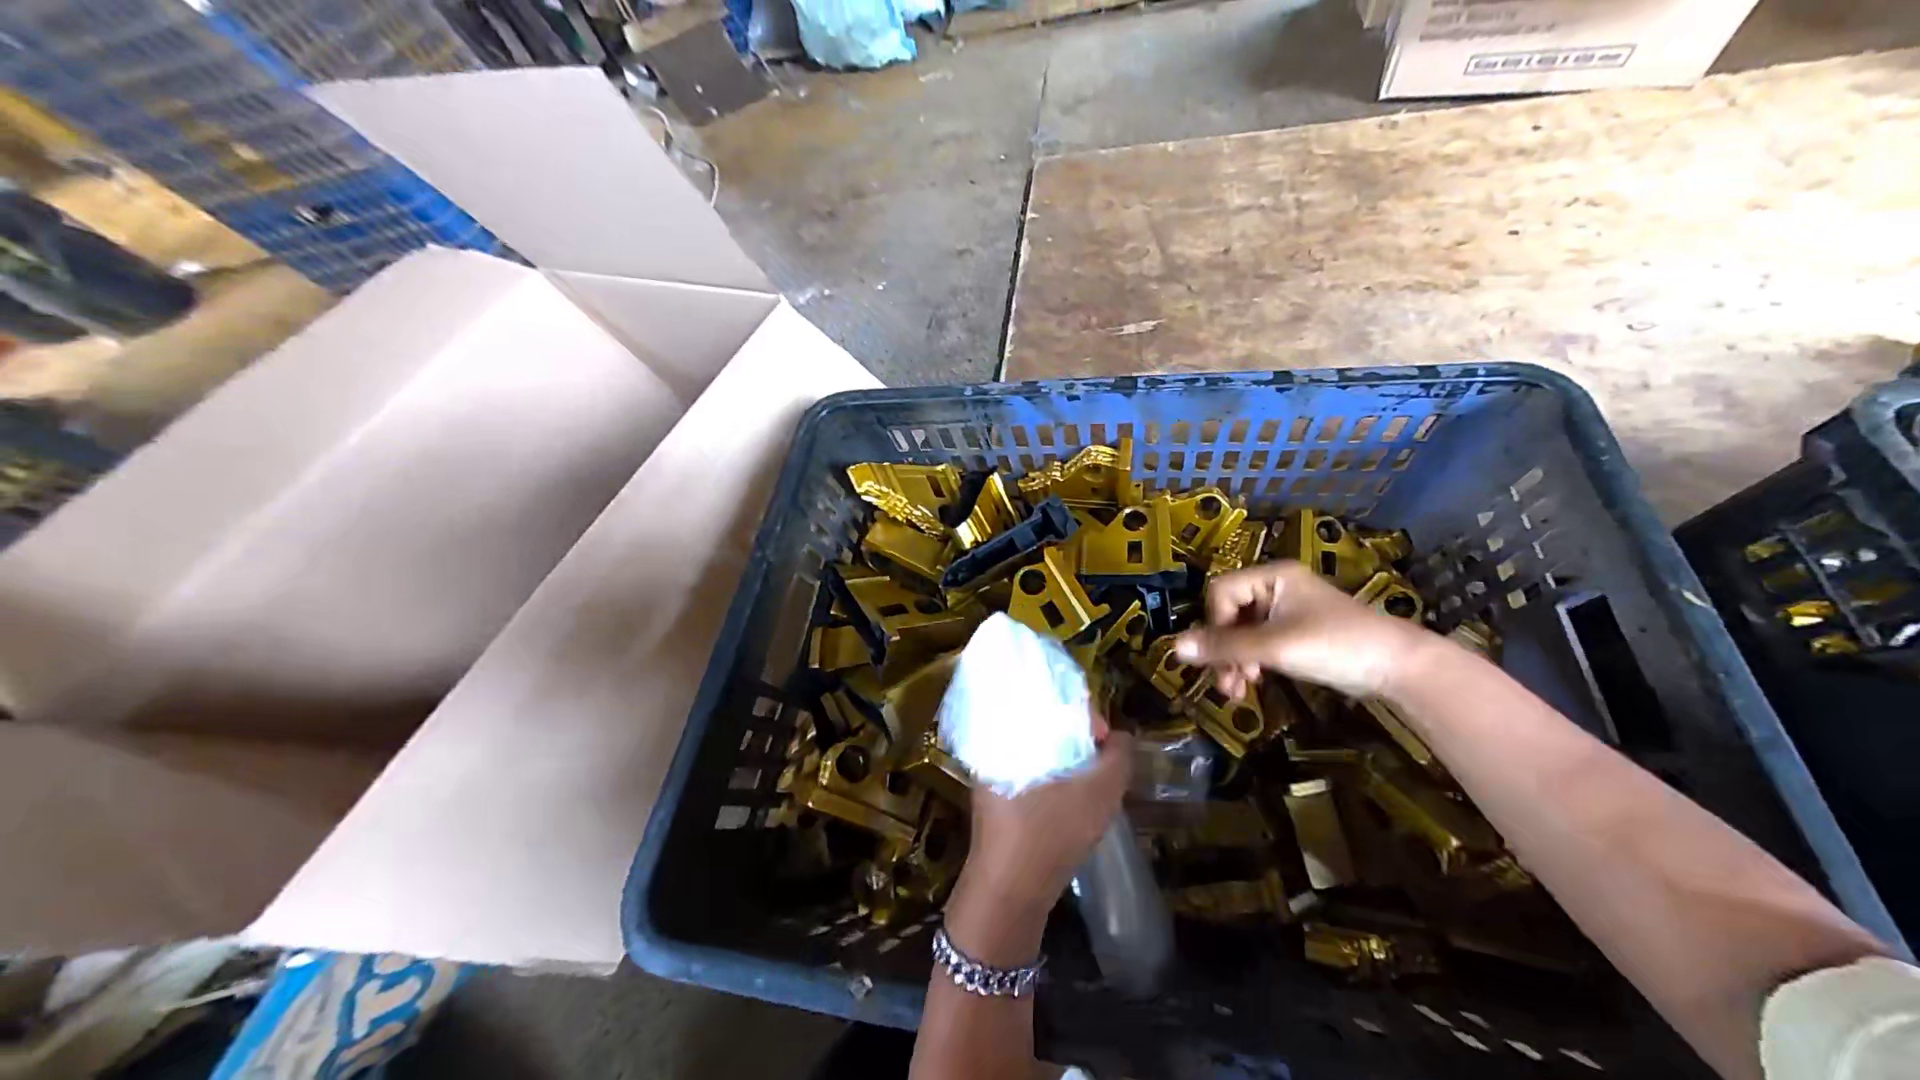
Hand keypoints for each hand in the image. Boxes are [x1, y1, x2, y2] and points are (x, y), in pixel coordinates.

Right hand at [959, 717, 1132, 918]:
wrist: (1005, 894)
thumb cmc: (1012, 824)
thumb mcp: (1002, 770)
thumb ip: (1008, 738)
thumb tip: (1007, 713)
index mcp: (1102, 784)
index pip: (1123, 744)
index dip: (1102, 726)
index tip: (1072, 718)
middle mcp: (1107, 806)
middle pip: (1110, 765)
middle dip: (1085, 744)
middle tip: (1053, 731)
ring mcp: (1094, 830)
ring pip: (1096, 787)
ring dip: (1075, 769)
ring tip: (1040, 757)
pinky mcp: (1078, 847)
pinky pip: (1083, 807)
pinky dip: (1067, 792)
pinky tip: (1034, 789)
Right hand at [1173, 561, 1431, 699]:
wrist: (1397, 668)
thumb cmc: (1336, 645)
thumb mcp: (1275, 646)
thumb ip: (1225, 647)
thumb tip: (1173, 648)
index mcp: (1272, 576)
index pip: (1221, 592)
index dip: (1215, 624)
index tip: (1222, 655)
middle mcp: (1276, 588)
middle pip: (1229, 614)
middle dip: (1224, 650)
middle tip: (1225, 684)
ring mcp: (1286, 612)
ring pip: (1241, 632)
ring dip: (1234, 661)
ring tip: (1237, 691)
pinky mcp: (1295, 635)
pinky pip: (1258, 644)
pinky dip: (1250, 663)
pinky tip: (1251, 684)